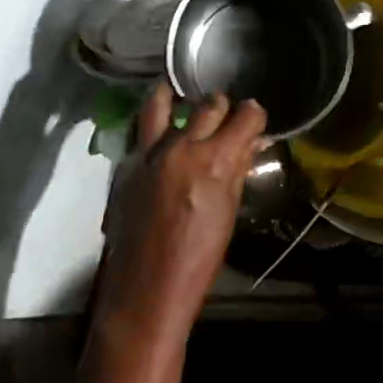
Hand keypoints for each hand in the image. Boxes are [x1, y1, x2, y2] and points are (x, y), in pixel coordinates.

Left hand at [96, 87, 266, 341]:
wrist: (148, 283)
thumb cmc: (199, 258)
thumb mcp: (229, 212)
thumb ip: (237, 170)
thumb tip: (249, 144)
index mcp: (216, 161)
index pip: (244, 116)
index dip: (253, 114)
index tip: (253, 115)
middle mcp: (183, 146)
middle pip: (208, 105)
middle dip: (221, 106)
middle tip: (224, 114)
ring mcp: (151, 150)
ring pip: (163, 102)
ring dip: (180, 98)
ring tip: (185, 98)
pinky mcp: (129, 160)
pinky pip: (144, 128)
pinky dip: (157, 120)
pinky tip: (164, 126)